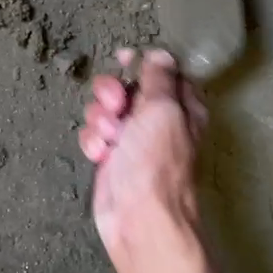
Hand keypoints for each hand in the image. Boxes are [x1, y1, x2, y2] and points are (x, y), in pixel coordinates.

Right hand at [80, 48, 207, 264]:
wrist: (139, 218)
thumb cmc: (157, 163)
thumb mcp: (163, 110)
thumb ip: (159, 78)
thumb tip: (160, 53)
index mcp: (180, 107)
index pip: (160, 71)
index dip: (141, 62)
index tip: (123, 58)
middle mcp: (156, 121)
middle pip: (124, 87)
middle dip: (111, 93)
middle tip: (115, 106)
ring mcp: (131, 140)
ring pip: (103, 110)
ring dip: (100, 120)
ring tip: (110, 140)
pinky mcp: (109, 158)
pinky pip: (92, 135)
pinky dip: (93, 142)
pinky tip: (100, 157)